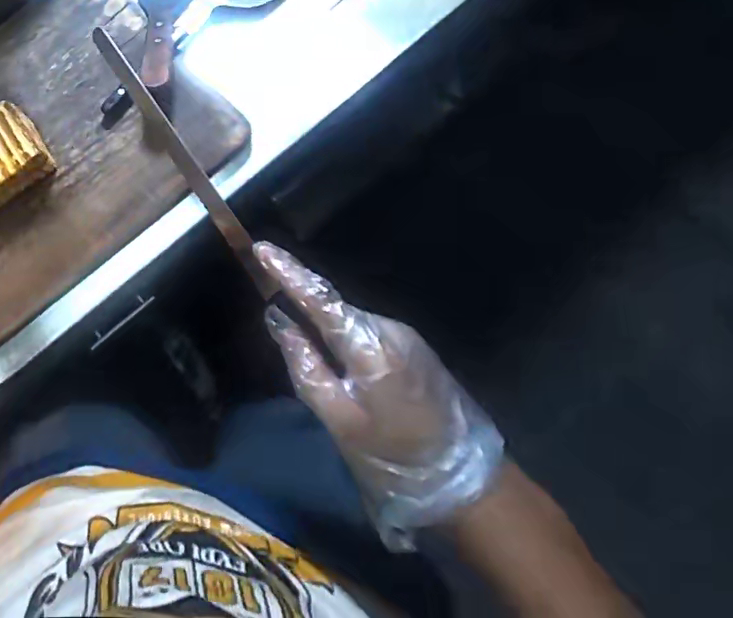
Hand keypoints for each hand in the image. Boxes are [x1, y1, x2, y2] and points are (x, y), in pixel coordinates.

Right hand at [257, 241, 504, 549]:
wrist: (470, 484)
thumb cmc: (394, 456)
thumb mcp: (338, 419)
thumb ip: (305, 365)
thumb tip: (278, 319)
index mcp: (370, 346)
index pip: (320, 298)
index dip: (288, 272)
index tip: (262, 249)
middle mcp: (389, 329)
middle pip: (333, 305)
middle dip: (301, 299)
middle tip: (271, 302)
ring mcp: (405, 336)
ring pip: (348, 319)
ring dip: (323, 324)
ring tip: (304, 347)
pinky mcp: (412, 347)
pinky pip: (364, 330)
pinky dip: (342, 336)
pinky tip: (337, 361)